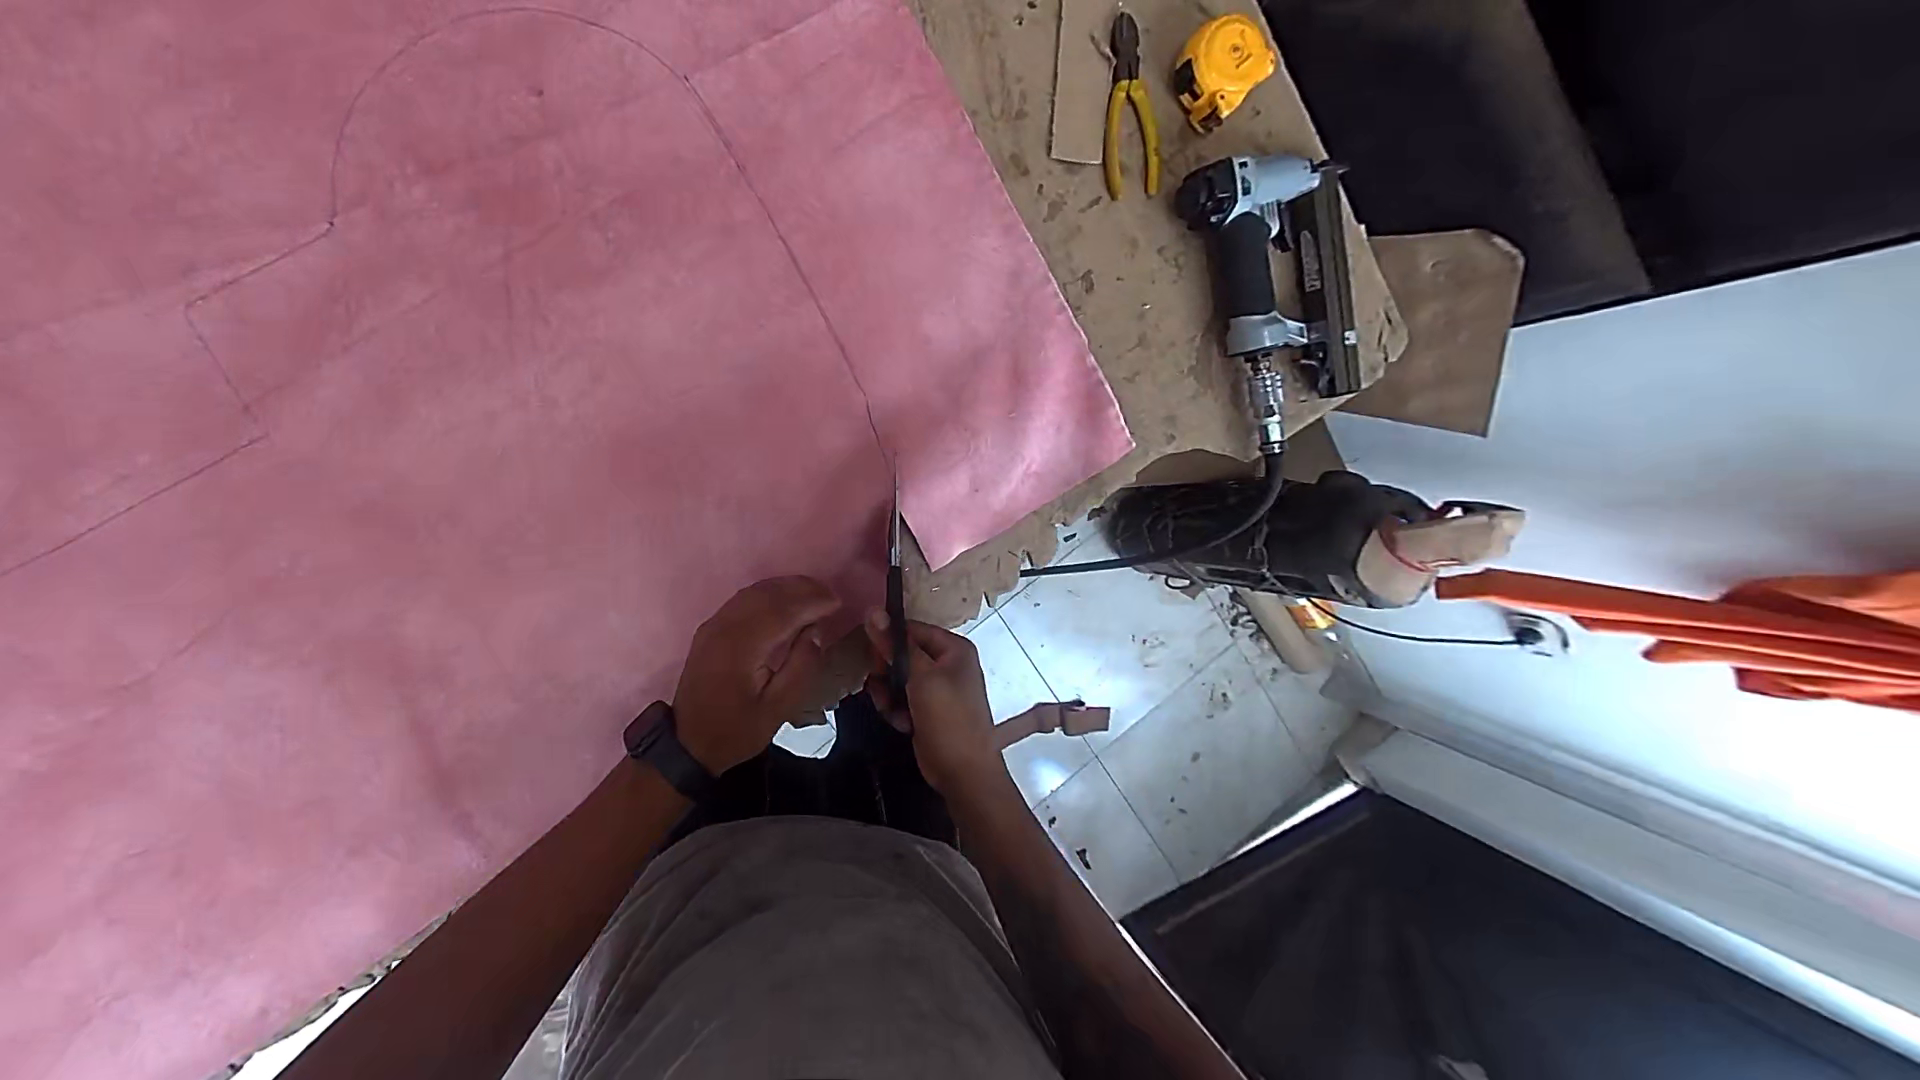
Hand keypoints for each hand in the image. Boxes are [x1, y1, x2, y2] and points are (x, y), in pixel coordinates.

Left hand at [672, 576, 840, 773]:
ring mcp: (713, 625)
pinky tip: (787, 600)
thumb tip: (815, 631)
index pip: (781, 610)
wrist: (688, 744)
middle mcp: (723, 628)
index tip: (837, 603)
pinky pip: (744, 599)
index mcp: (740, 647)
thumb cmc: (737, 730)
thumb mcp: (778, 709)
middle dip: (802, 588)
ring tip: (815, 593)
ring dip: (786, 587)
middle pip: (767, 593)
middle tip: (831, 595)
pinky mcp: (710, 628)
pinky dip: (770, 593)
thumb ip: (801, 667)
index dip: (812, 601)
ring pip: (754, 591)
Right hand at [863, 611, 1011, 799]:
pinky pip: (900, 698)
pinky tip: (902, 723)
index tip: (873, 656)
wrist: (963, 771)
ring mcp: (936, 687)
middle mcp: (946, 663)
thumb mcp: (921, 678)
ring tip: (893, 711)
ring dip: (889, 695)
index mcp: (953, 648)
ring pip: (896, 678)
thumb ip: (896, 645)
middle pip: (900, 654)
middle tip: (882, 688)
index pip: (911, 629)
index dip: (889, 641)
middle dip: (887, 673)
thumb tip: (873, 611)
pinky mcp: (925, 709)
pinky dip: (896, 710)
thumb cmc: (948, 718)